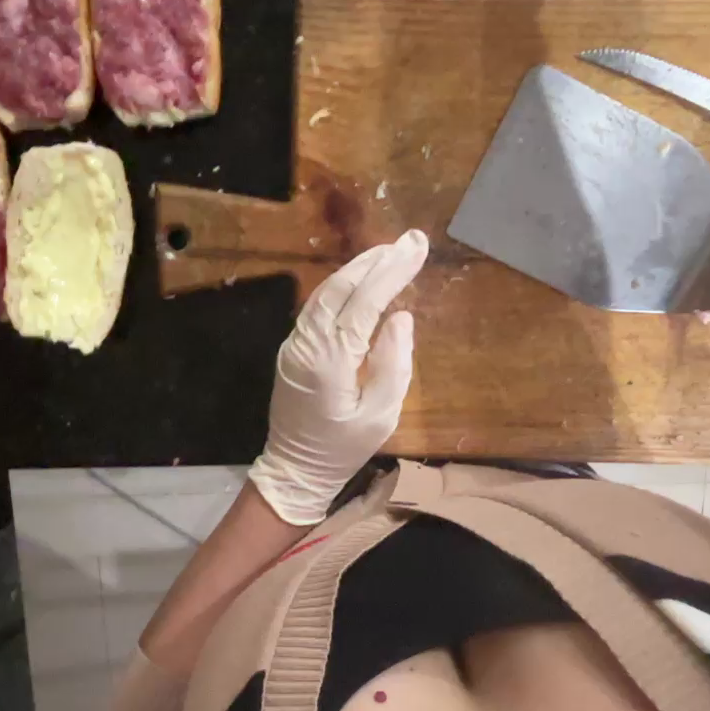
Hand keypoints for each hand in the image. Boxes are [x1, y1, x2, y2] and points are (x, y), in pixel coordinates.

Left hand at [248, 229, 427, 525]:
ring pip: (324, 293)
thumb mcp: (381, 416)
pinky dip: (342, 287)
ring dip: (357, 269)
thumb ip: (394, 364)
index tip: (418, 247)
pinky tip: (361, 280)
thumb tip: (400, 317)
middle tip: (410, 241)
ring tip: (390, 253)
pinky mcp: (292, 349)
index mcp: (330, 360)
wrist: (294, 469)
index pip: (364, 302)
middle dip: (376, 261)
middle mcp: (306, 344)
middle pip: (340, 287)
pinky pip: (317, 307)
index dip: (392, 272)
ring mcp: (294, 344)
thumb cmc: (342, 450)